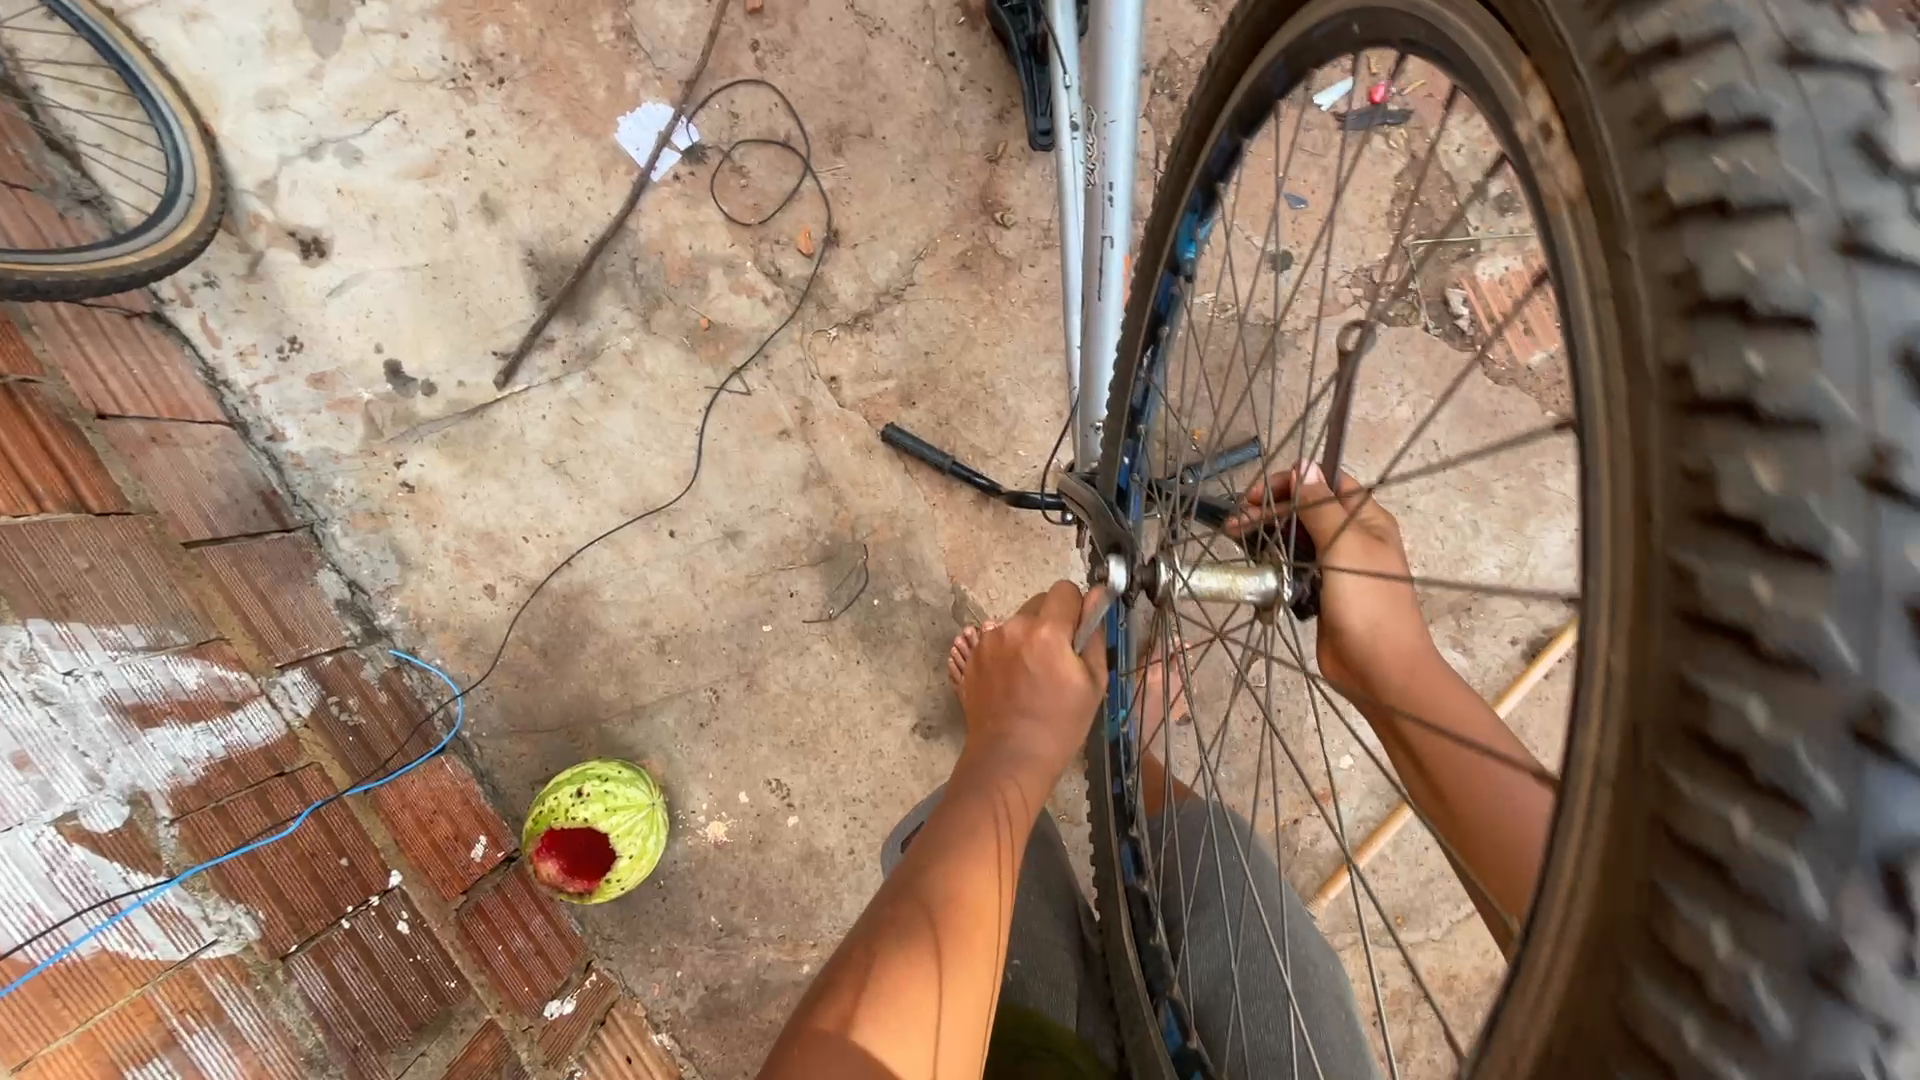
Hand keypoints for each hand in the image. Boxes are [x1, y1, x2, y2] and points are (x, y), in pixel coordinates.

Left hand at [954, 581, 1108, 782]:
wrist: (1009, 757)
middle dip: (1052, 622)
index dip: (1076, 607)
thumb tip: (1098, 598)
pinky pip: (998, 640)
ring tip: (1033, 675)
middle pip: (1040, 603)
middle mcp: (1013, 627)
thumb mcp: (1093, 683)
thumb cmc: (1059, 725)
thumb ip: (1094, 635)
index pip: (1065, 590)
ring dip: (1028, 637)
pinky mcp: (973, 656)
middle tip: (1057, 658)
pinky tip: (1013, 682)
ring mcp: (988, 641)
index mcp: (1047, 632)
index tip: (1078, 632)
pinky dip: (1008, 652)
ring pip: (1018, 622)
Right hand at [1229, 463, 1439, 706]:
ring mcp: (1333, 565)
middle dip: (1269, 509)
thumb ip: (1320, 506)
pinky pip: (1290, 564)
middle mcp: (1351, 537)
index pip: (1325, 483)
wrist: (1379, 668)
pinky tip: (1252, 561)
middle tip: (1234, 523)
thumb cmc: (1367, 603)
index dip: (1291, 482)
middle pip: (1305, 509)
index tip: (1256, 496)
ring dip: (1265, 533)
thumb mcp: (1344, 546)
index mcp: (1366, 519)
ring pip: (1294, 536)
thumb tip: (1304, 464)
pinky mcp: (1317, 590)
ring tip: (1234, 539)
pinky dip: (1271, 559)